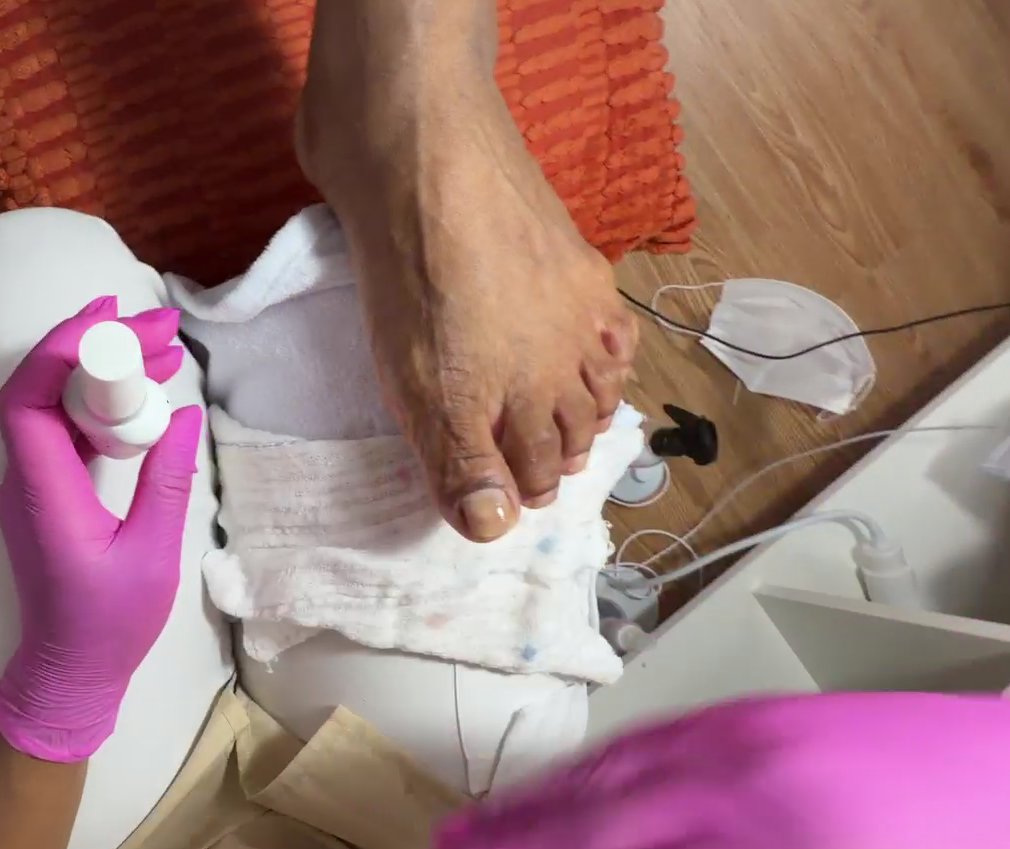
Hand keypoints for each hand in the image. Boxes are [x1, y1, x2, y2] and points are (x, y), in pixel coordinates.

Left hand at [0, 296, 203, 762]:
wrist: (68, 670)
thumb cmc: (109, 624)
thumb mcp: (152, 555)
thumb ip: (168, 481)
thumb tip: (183, 417)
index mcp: (44, 494)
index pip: (28, 400)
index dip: (61, 350)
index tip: (115, 323)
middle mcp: (26, 481)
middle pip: (42, 389)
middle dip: (94, 346)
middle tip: (159, 326)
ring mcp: (32, 487)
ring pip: (55, 408)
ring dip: (100, 373)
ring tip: (161, 351)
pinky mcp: (46, 496)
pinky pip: (65, 434)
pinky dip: (98, 407)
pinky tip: (139, 397)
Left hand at [297, 0, 636, 542]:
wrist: (420, 155)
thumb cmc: (411, 279)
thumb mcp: (421, 387)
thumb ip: (459, 456)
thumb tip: (494, 531)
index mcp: (527, 388)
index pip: (540, 462)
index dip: (525, 491)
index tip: (513, 507)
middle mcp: (565, 348)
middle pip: (571, 423)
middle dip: (552, 460)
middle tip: (535, 480)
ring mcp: (570, 294)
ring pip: (591, 375)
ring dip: (578, 413)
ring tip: (563, 434)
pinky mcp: (560, 251)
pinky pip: (597, 321)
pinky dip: (599, 354)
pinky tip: (592, 356)